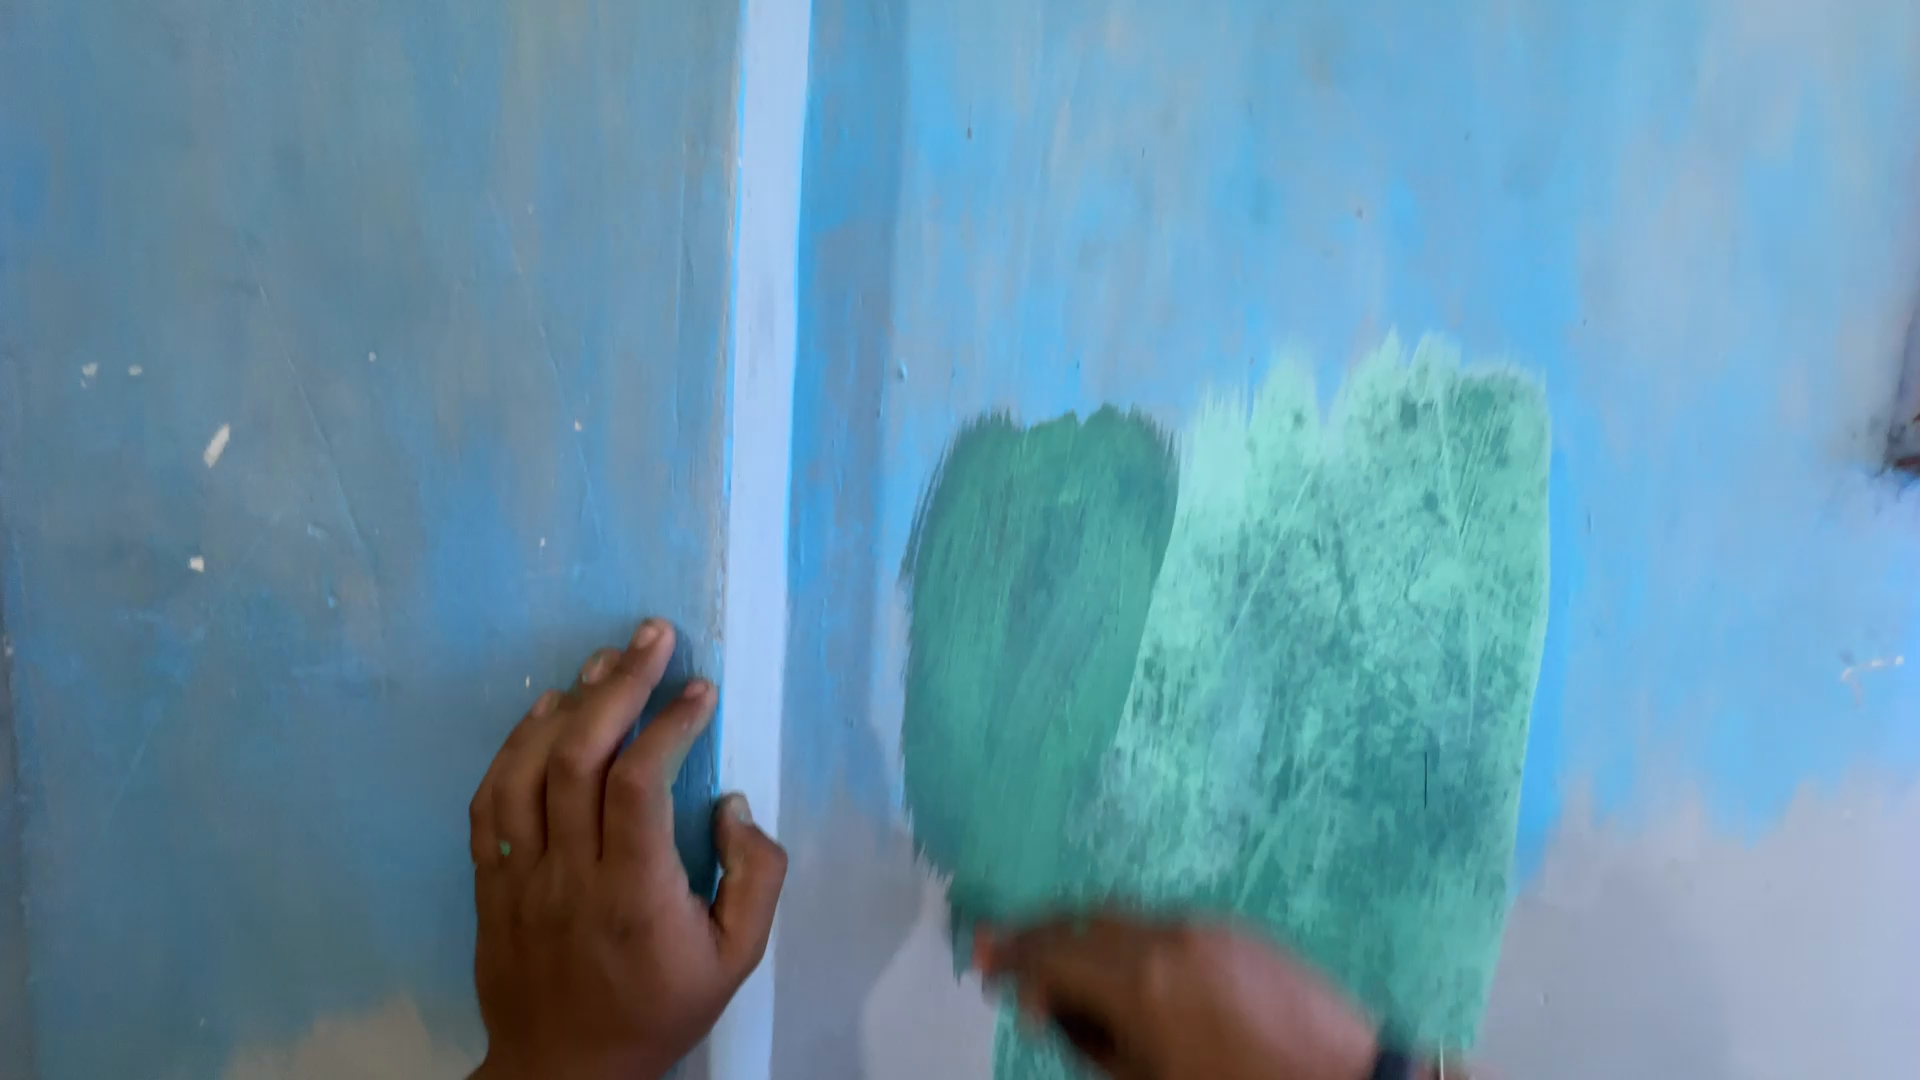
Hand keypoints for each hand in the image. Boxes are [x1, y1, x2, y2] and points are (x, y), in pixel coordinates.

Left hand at [468, 619, 786, 1079]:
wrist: (563, 1075)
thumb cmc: (662, 1007)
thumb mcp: (739, 956)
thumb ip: (755, 875)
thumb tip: (728, 803)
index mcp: (633, 894)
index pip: (640, 786)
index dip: (671, 724)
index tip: (701, 688)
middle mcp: (569, 875)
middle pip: (579, 758)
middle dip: (620, 685)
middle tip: (653, 635)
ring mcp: (520, 877)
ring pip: (527, 770)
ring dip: (569, 703)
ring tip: (607, 658)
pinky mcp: (492, 882)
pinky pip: (489, 800)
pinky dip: (514, 744)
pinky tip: (547, 707)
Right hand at [976, 915, 1380, 1079]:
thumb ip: (1092, 1041)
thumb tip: (1047, 1003)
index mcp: (1143, 983)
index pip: (1055, 954)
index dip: (1012, 953)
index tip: (980, 953)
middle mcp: (1163, 935)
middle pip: (1080, 920)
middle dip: (1039, 935)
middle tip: (1004, 951)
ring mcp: (1199, 923)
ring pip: (1117, 915)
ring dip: (1080, 933)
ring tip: (1060, 963)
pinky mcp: (1228, 924)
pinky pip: (1157, 921)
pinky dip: (1125, 938)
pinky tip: (1126, 968)